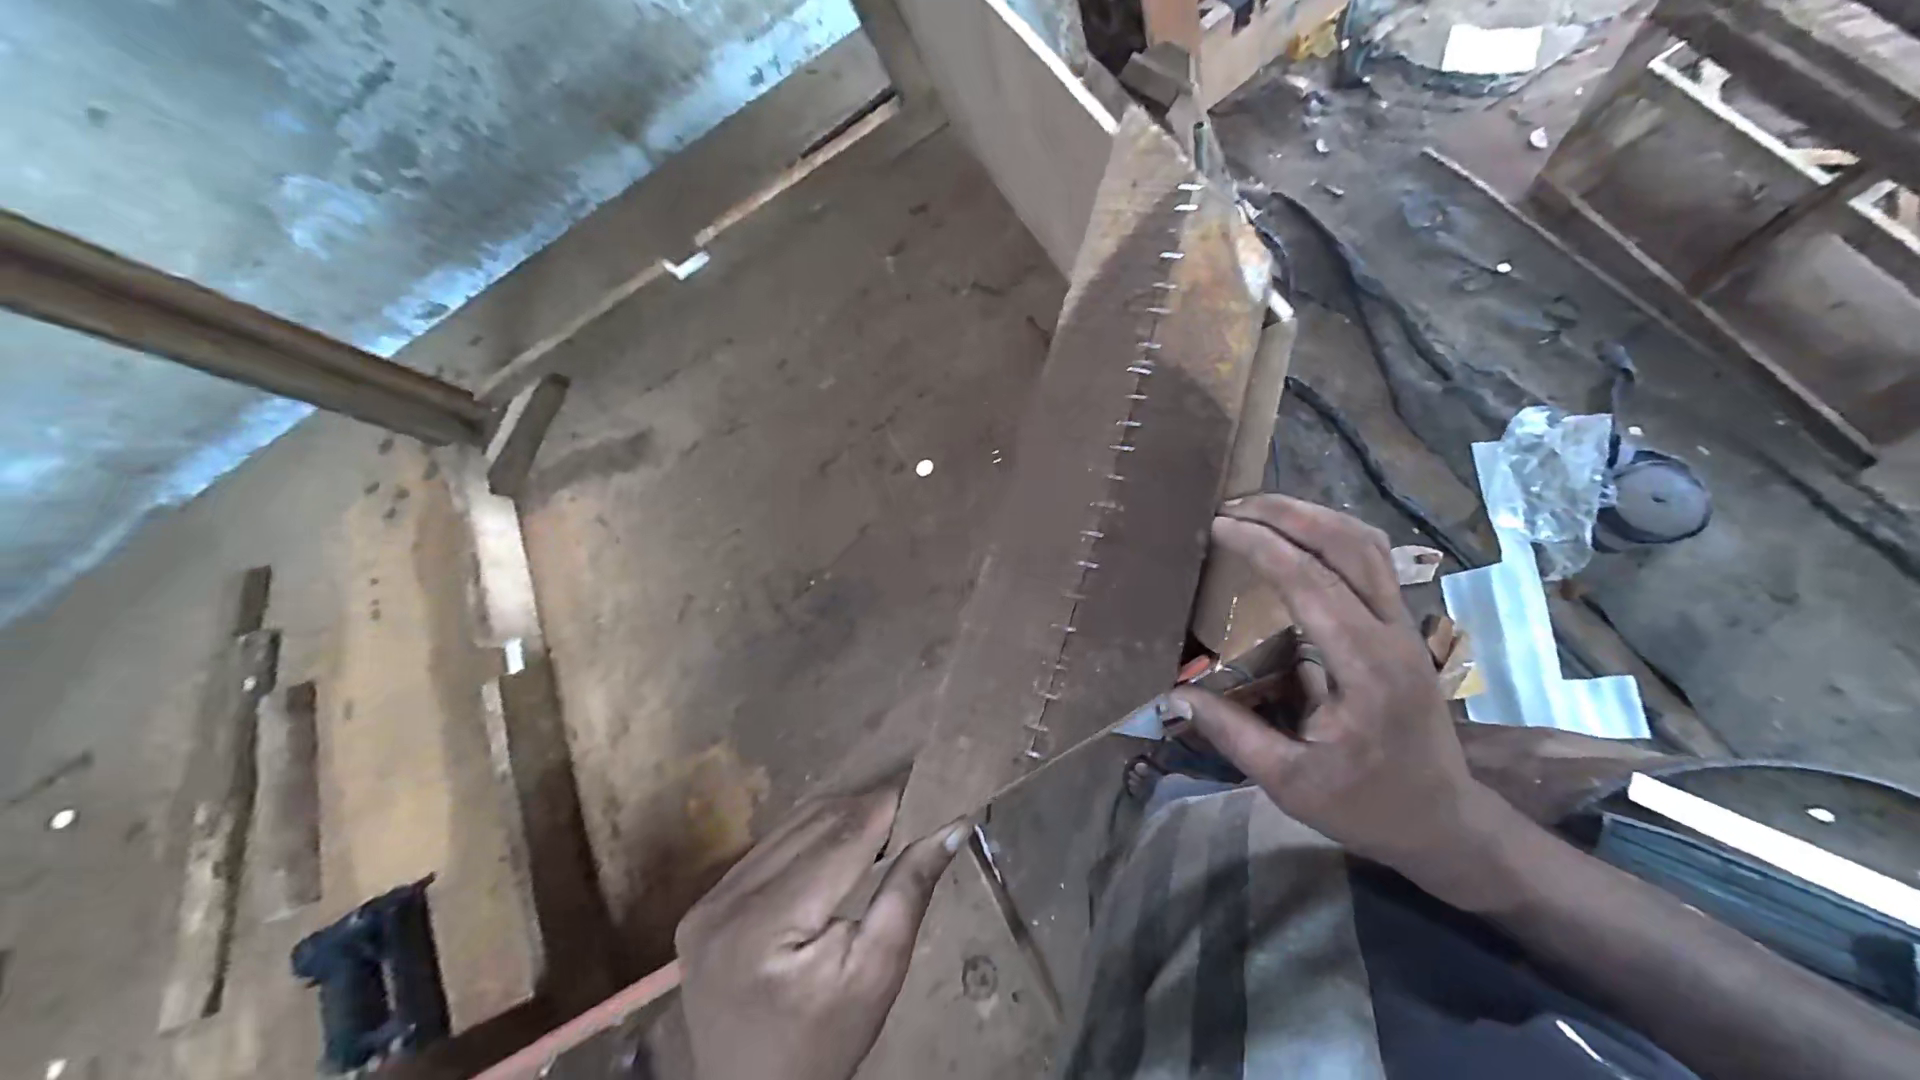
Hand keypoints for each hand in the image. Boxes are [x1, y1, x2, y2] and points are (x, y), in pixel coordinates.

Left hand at [675, 787, 966, 1079]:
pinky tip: (839, 841)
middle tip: (911, 799)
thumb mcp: (878, 974)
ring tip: (883, 818)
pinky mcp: (704, 905)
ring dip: (838, 816)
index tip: (925, 780)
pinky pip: (768, 848)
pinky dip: (809, 835)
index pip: (839, 838)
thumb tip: (951, 825)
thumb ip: (909, 892)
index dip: (885, 804)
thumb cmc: (825, 1044)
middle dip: (866, 807)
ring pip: (788, 828)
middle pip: (812, 825)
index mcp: (764, 925)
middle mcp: (724, 902)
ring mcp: (707, 901)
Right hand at [1171, 495, 1512, 903]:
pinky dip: (1332, 535)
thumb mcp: (1289, 782)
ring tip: (1258, 508)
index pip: (1310, 583)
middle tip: (1232, 504)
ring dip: (1312, 516)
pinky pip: (1372, 562)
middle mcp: (1393, 634)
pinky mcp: (1402, 629)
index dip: (1261, 545)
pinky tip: (1297, 536)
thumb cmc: (1365, 805)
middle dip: (1288, 513)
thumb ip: (1231, 733)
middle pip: (1349, 544)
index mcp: (1365, 669)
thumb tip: (1172, 694)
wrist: (1444, 822)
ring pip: (1368, 544)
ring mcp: (1405, 627)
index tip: (1217, 525)